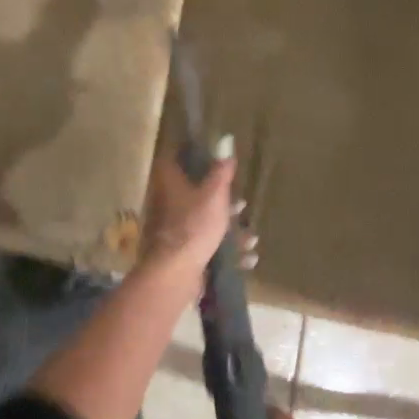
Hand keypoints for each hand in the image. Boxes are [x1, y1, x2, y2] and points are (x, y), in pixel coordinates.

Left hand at [138, 134, 236, 273]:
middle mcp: (167, 202)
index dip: (192, 153)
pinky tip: (247, 258)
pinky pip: (206, 245)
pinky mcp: (181, 251)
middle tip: (242, 204)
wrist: (176, 271)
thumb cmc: (194, 224)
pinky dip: (226, 250)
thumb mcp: (214, 194)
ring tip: (251, 237)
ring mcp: (172, 228)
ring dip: (229, 228)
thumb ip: (221, 172)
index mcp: (169, 182)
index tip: (211, 154)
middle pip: (194, 192)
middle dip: (222, 199)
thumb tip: (226, 148)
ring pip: (204, 221)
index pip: (175, 157)